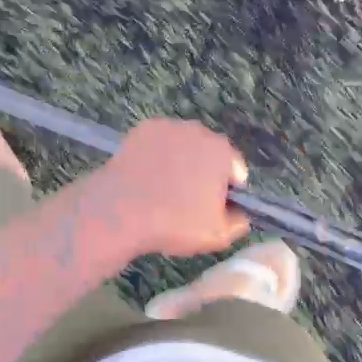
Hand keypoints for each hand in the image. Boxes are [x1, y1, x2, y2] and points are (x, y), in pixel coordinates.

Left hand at [88, 118, 249, 257]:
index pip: (236, 169)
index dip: (229, 190)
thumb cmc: (175, 222)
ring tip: (165, 188)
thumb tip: (240, 212)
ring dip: (182, 160)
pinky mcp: (144, 128)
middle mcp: (198, 130)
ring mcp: (169, 126)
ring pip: (185, 145)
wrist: (122, 209)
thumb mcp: (218, 235)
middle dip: (205, 172)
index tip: (214, 208)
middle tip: (190, 200)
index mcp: (221, 152)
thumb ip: (238, 221)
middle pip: (210, 153)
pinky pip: (160, 142)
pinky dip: (158, 154)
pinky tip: (148, 175)